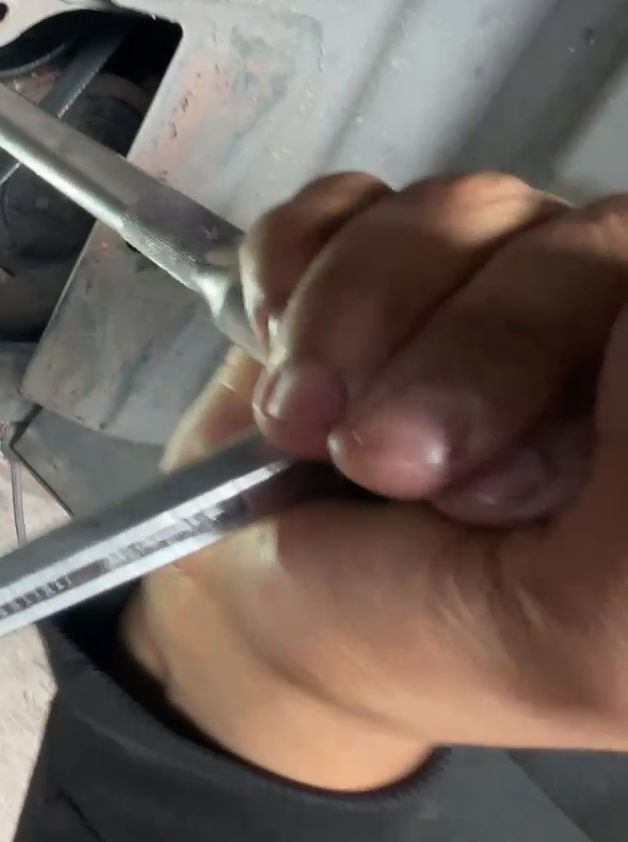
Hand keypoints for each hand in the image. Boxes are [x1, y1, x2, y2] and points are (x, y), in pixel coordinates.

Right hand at [127, 172, 627, 790]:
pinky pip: (322, 209)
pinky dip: (275, 275)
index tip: (473, 475)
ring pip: (435, 212)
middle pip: (561, 240)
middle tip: (369, 463)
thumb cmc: (416, 629)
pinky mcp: (339, 261)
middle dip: (439, 362)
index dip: (553, 354)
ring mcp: (461, 280)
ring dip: (337, 325)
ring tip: (296, 421)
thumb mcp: (585, 632)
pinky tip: (268, 344)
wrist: (253, 593)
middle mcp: (589, 322)